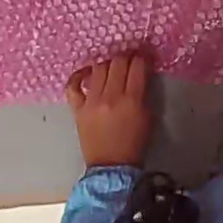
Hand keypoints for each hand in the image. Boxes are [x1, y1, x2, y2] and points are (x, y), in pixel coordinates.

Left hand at [65, 54, 153, 169]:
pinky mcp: (78, 108)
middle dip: (127, 55)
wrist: (111, 166)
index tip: (145, 55)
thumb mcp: (148, 117)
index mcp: (132, 101)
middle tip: (131, 56)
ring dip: (108, 62)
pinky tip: (87, 72)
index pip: (137, 67)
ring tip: (113, 65)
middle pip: (118, 62)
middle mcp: (110, 97)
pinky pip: (73, 85)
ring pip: (98, 68)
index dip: (143, 57)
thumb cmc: (134, 144)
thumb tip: (141, 74)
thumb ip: (144, 93)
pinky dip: (79, 75)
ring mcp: (91, 101)